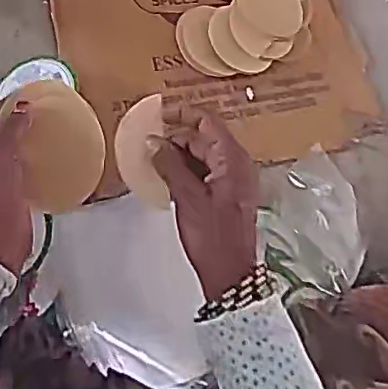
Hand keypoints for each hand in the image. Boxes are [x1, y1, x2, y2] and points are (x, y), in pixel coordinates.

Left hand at [0, 103, 33, 274]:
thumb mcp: (0, 164)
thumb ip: (9, 134)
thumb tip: (21, 108)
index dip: (6, 103)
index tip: (27, 92)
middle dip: (14, 116)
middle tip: (35, 105)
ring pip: (8, 147)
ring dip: (22, 134)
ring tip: (40, 124)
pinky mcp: (9, 192)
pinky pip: (19, 164)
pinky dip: (29, 154)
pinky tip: (42, 155)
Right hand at [151, 104, 259, 300]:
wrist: (231, 275)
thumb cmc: (213, 237)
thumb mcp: (187, 197)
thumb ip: (169, 165)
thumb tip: (153, 141)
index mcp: (232, 159)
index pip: (208, 121)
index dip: (183, 113)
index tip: (159, 113)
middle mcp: (238, 163)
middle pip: (205, 137)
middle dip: (177, 137)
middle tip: (149, 142)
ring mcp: (235, 179)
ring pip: (204, 155)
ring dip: (181, 155)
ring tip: (154, 159)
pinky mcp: (229, 194)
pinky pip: (207, 171)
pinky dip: (188, 170)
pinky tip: (168, 177)